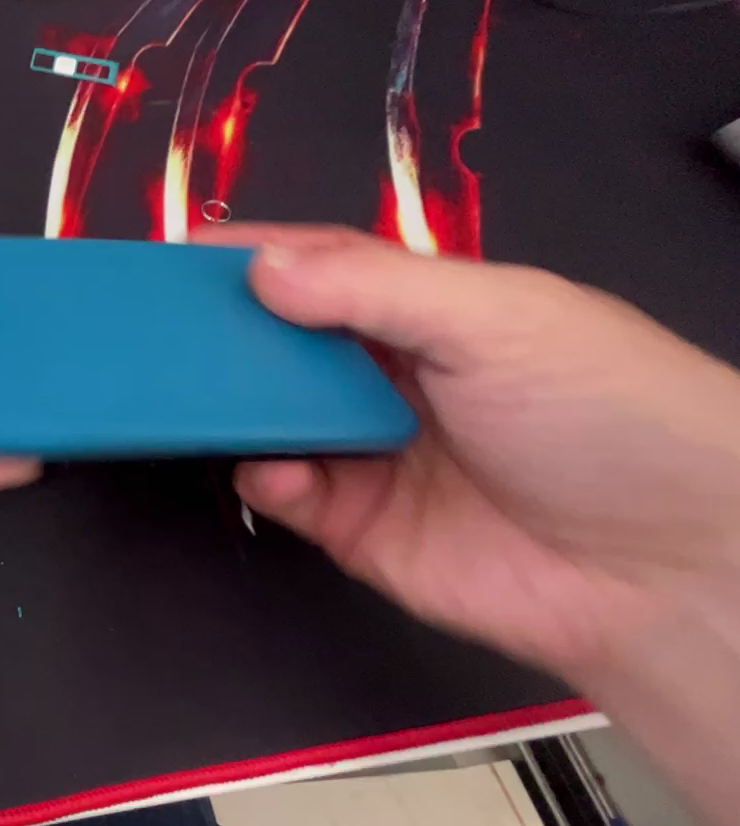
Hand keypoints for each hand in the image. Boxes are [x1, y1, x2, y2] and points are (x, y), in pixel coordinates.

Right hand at [195, 224, 739, 678]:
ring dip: (232, 411)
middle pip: (276, 347)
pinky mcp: (342, 520)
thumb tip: (261, 267)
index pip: (321, 272)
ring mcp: (357, 452)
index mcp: (426, 315)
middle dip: (220, 337)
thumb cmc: (606, 415)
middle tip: (157, 334)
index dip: (253, 257)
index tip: (177, 256)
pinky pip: (277, 491)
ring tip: (202, 403)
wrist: (668, 569)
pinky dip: (267, 480)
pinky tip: (281, 474)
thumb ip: (376, 290)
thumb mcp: (499, 322)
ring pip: (263, 420)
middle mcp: (382, 380)